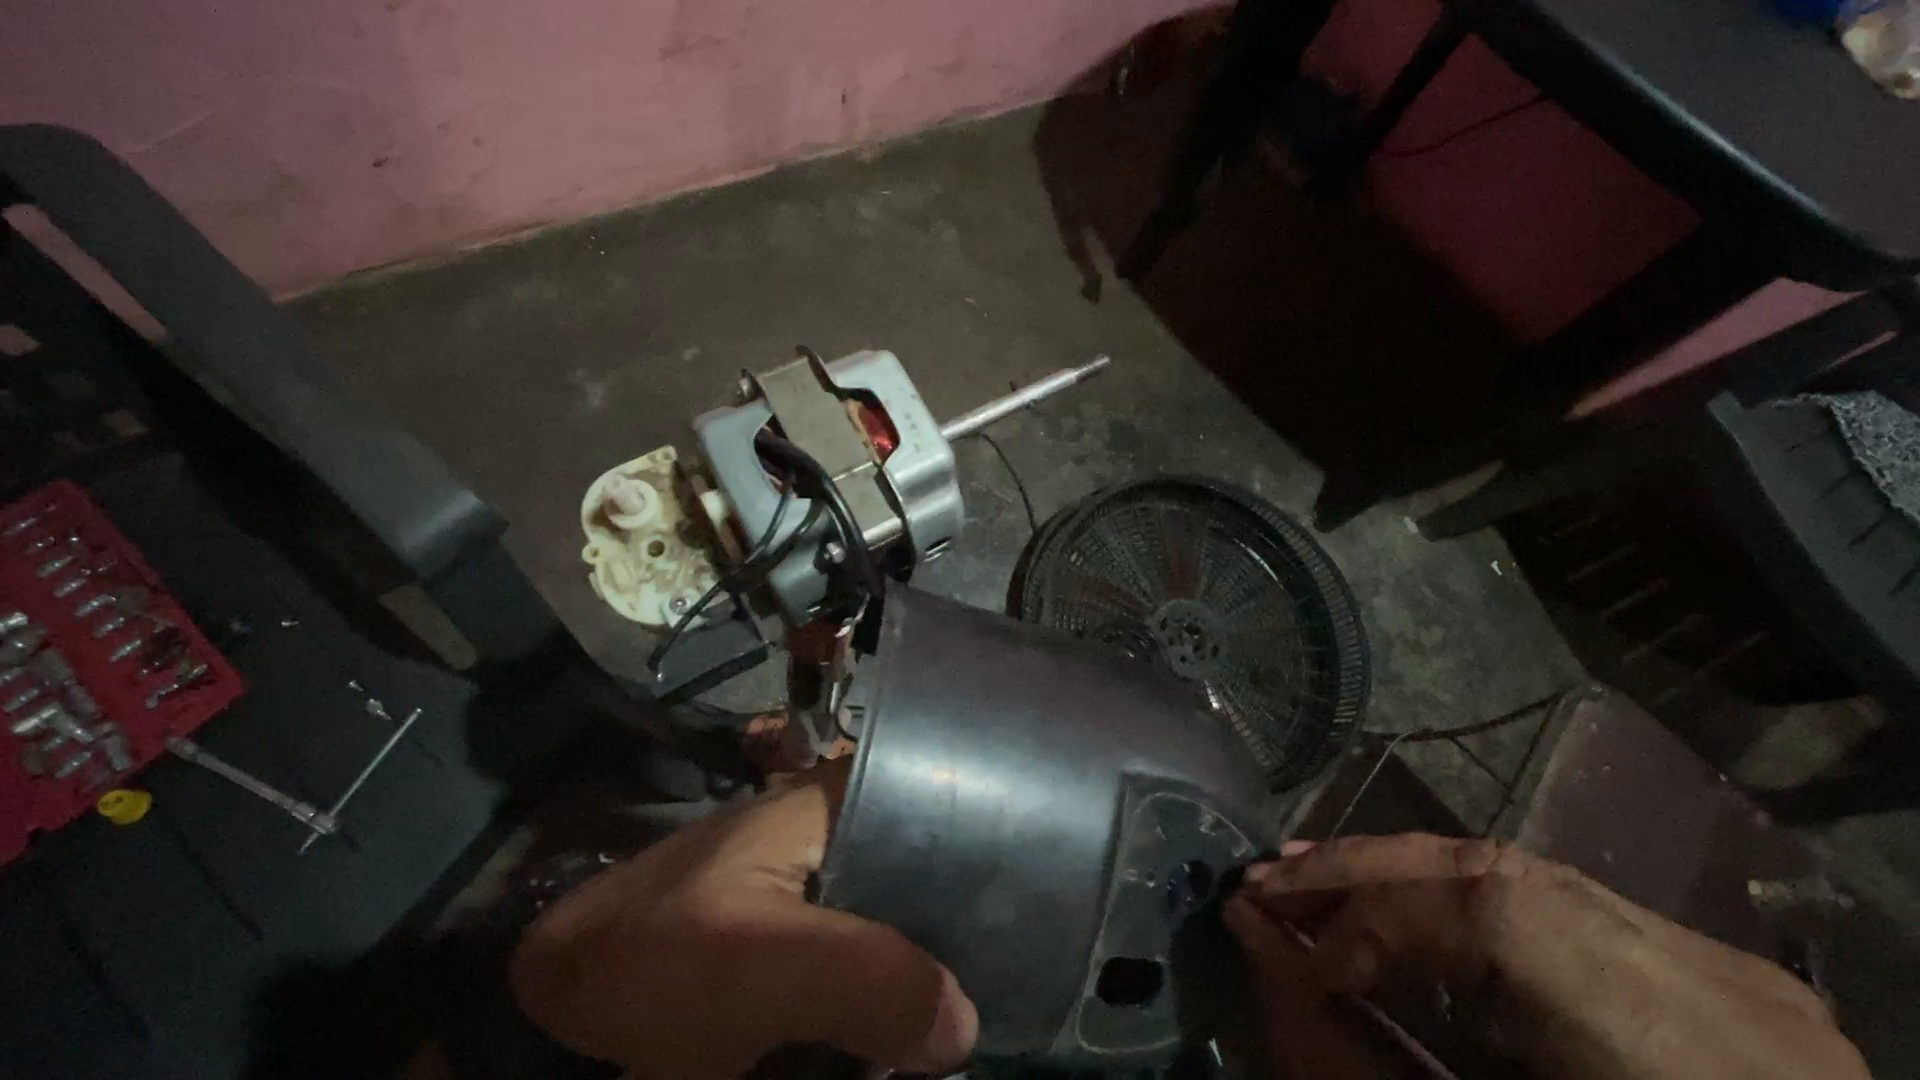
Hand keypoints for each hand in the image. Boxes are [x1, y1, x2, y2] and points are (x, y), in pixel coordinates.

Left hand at [508, 763, 978, 1078]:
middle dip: (972, 919)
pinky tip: (922, 1028)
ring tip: (988, 997)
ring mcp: (821, 891)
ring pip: (908, 919)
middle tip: (1019, 965)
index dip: (994, 834)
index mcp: (835, 805)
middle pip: (935, 865)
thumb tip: (966, 1025)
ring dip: (936, 965)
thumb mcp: (760, 964)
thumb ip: (866, 977)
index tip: (1038, 888)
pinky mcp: (803, 945)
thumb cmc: (659, 960)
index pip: (943, 792)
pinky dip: (898, 996)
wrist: (563, 1007)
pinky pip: (873, 965)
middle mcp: (838, 835)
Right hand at [1225, 834, 1868, 1079]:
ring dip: (1404, 867)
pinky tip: (1412, 899)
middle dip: (1364, 867)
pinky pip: (1559, 897)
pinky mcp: (1720, 971)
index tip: (1304, 962)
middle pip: (1498, 871)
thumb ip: (1410, 1061)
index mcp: (1650, 1036)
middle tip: (1265, 880)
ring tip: (1313, 875)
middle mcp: (1689, 973)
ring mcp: (1713, 962)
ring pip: (1525, 868)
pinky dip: (1464, 889)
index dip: (1375, 920)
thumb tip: (1306, 980)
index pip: (1494, 914)